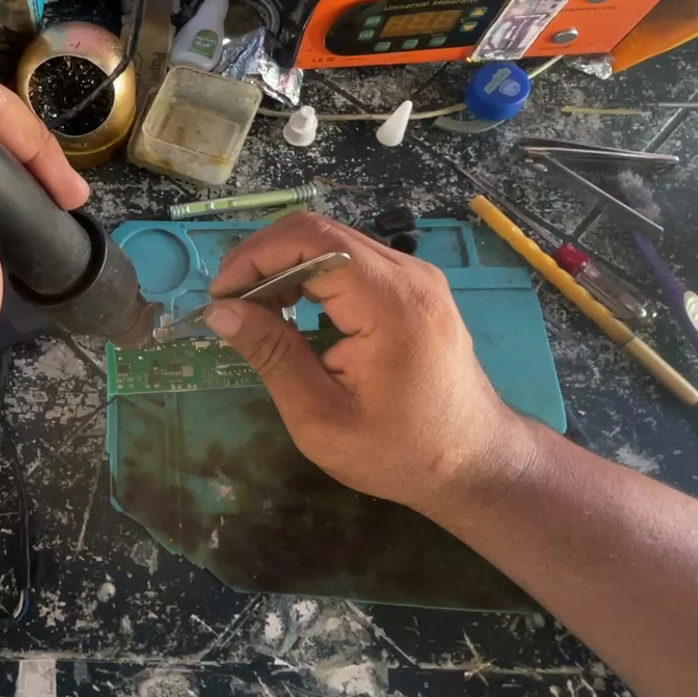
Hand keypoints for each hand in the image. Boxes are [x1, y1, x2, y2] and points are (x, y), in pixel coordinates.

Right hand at [202, 212, 535, 513]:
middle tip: (229, 303)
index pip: (312, 242)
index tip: (220, 297)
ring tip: (252, 309)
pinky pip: (346, 260)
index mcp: (392, 305)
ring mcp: (413, 276)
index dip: (254, 257)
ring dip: (280, 265)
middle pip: (318, 232)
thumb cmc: (400, 452)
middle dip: (260, 258)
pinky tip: (288, 308)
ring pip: (329, 241)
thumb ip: (272, 356)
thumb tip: (220, 311)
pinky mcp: (409, 286)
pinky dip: (305, 274)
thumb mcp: (321, 418)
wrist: (477, 464)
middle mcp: (408, 275)